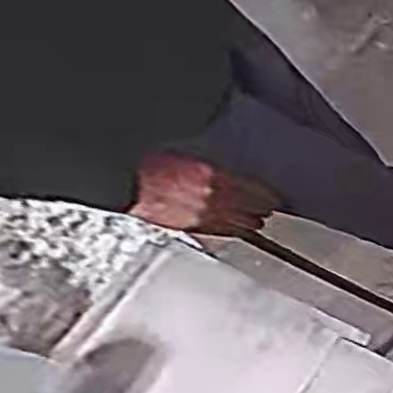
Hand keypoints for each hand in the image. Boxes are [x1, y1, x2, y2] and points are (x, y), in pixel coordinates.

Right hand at [127, 150, 280, 236]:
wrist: (117, 182)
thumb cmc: (145, 167)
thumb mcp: (185, 160)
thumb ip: (214, 172)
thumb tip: (236, 180)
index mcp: (213, 175)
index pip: (261, 191)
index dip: (270, 196)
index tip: (274, 198)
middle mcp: (215, 196)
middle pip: (260, 209)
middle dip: (262, 208)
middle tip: (264, 207)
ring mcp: (209, 214)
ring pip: (251, 224)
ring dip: (253, 220)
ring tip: (251, 216)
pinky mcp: (199, 228)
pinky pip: (232, 233)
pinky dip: (238, 229)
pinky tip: (237, 226)